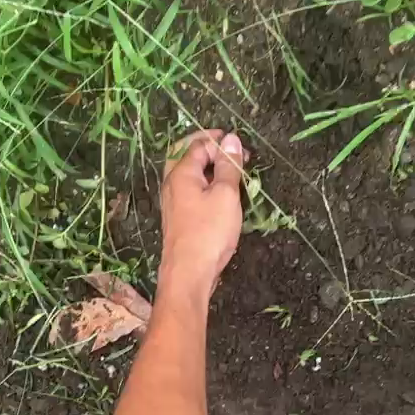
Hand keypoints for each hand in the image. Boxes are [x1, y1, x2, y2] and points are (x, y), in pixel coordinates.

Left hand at [159, 129, 248, 300]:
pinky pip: (190, 194)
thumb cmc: (209, 232)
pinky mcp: (178, 220)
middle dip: (211, 152)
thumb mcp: (225, 195)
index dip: (221, 142)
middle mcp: (172, 184)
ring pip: (189, 176)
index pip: (199, 144)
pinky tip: (219, 198)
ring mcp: (172, 203)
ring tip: (230, 176)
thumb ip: (229, 166)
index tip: (243, 150)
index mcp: (181, 173)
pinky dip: (205, 188)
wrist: (188, 273)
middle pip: (188, 157)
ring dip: (209, 171)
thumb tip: (232, 140)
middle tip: (234, 157)